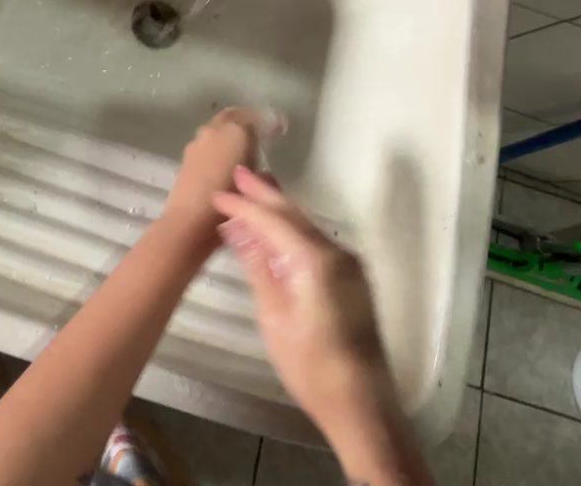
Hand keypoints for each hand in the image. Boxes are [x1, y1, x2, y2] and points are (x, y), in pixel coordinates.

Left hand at [162, 109, 261, 232]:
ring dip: (228, 133)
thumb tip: (262, 170)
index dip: (267, 121)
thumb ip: (261, 172)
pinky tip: (223, 164)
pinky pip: (206, 143)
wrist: (191, 218)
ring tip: (241, 151)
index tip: (278, 128)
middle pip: (232, 116)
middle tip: (259, 132)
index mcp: (235, 131)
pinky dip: (216, 147)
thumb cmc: (229, 200)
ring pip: (216, 129)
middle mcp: (214, 129)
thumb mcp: (255, 186)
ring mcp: (197, 142)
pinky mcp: (186, 156)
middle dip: (245, 121)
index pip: (253, 117)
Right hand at [213, 167, 394, 437]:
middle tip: (237, 174)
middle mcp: (337, 252)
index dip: (243, 204)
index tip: (217, 194)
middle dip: (264, 193)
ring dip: (278, 209)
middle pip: (294, 213)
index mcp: (315, 260)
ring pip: (306, 224)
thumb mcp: (273, 316)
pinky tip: (274, 230)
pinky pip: (316, 241)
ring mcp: (349, 264)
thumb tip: (235, 229)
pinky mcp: (352, 277)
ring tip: (252, 191)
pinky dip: (292, 230)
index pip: (272, 219)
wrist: (363, 406)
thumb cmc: (311, 366)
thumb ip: (257, 266)